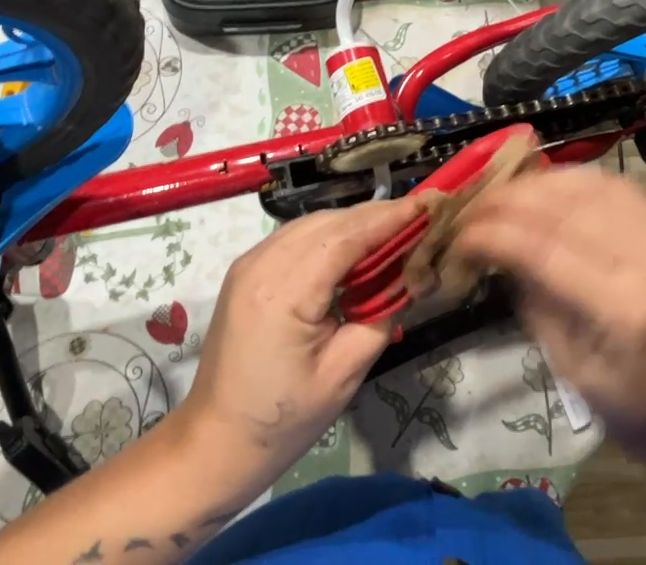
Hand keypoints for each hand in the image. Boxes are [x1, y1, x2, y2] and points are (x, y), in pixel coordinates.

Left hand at [179, 197, 416, 472]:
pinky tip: (354, 247)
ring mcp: (248, 264)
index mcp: (283, 291)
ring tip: (394, 230)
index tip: (426, 206)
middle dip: (373, 216)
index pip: (344, 237)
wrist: (219, 439)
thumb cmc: (285, 417)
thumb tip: (410, 276)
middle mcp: (260, 264)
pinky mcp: (246, 271)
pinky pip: (293, 238)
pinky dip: (328, 236)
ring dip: (351, 224)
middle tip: (418, 217)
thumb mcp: (344, 373)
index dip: (387, 219)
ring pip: (309, 225)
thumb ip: (380, 316)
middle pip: (326, 223)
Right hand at [450, 166, 645, 463]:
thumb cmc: (630, 406)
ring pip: (591, 187)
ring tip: (499, 194)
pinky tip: (543, 187)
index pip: (544, 250)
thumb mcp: (567, 365)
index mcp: (625, 311)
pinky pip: (616, 187)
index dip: (493, 235)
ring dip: (537, 184)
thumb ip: (532, 299)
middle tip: (468, 209)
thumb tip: (490, 250)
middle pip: (565, 210)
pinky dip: (572, 179)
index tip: (458, 236)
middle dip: (507, 202)